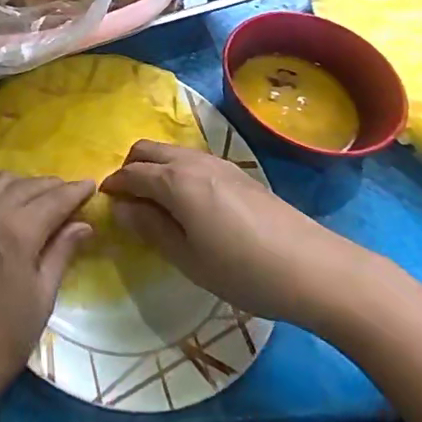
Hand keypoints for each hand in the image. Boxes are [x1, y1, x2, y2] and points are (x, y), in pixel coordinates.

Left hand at [0, 175, 94, 421]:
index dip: (75, 191)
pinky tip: (7, 201)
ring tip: (43, 198)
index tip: (92, 185)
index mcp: (16, 230)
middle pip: (27, 186)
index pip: (53, 199)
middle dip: (53, 187)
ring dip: (24, 184)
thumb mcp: (43, 295)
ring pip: (0, 182)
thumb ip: (62, 251)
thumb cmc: (6, 334)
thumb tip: (83, 224)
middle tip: (72, 196)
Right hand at [99, 141, 373, 327]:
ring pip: (171, 151)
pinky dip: (176, 170)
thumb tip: (121, 208)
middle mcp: (193, 162)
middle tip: (126, 199)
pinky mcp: (240, 174)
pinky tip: (187, 202)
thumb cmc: (245, 271)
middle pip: (147, 150)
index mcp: (174, 181)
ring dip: (153, 167)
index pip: (129, 173)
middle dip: (129, 167)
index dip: (112, 186)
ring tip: (154, 202)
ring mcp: (220, 164)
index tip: (101, 201)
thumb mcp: (188, 259)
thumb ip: (150, 228)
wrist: (320, 271)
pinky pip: (193, 160)